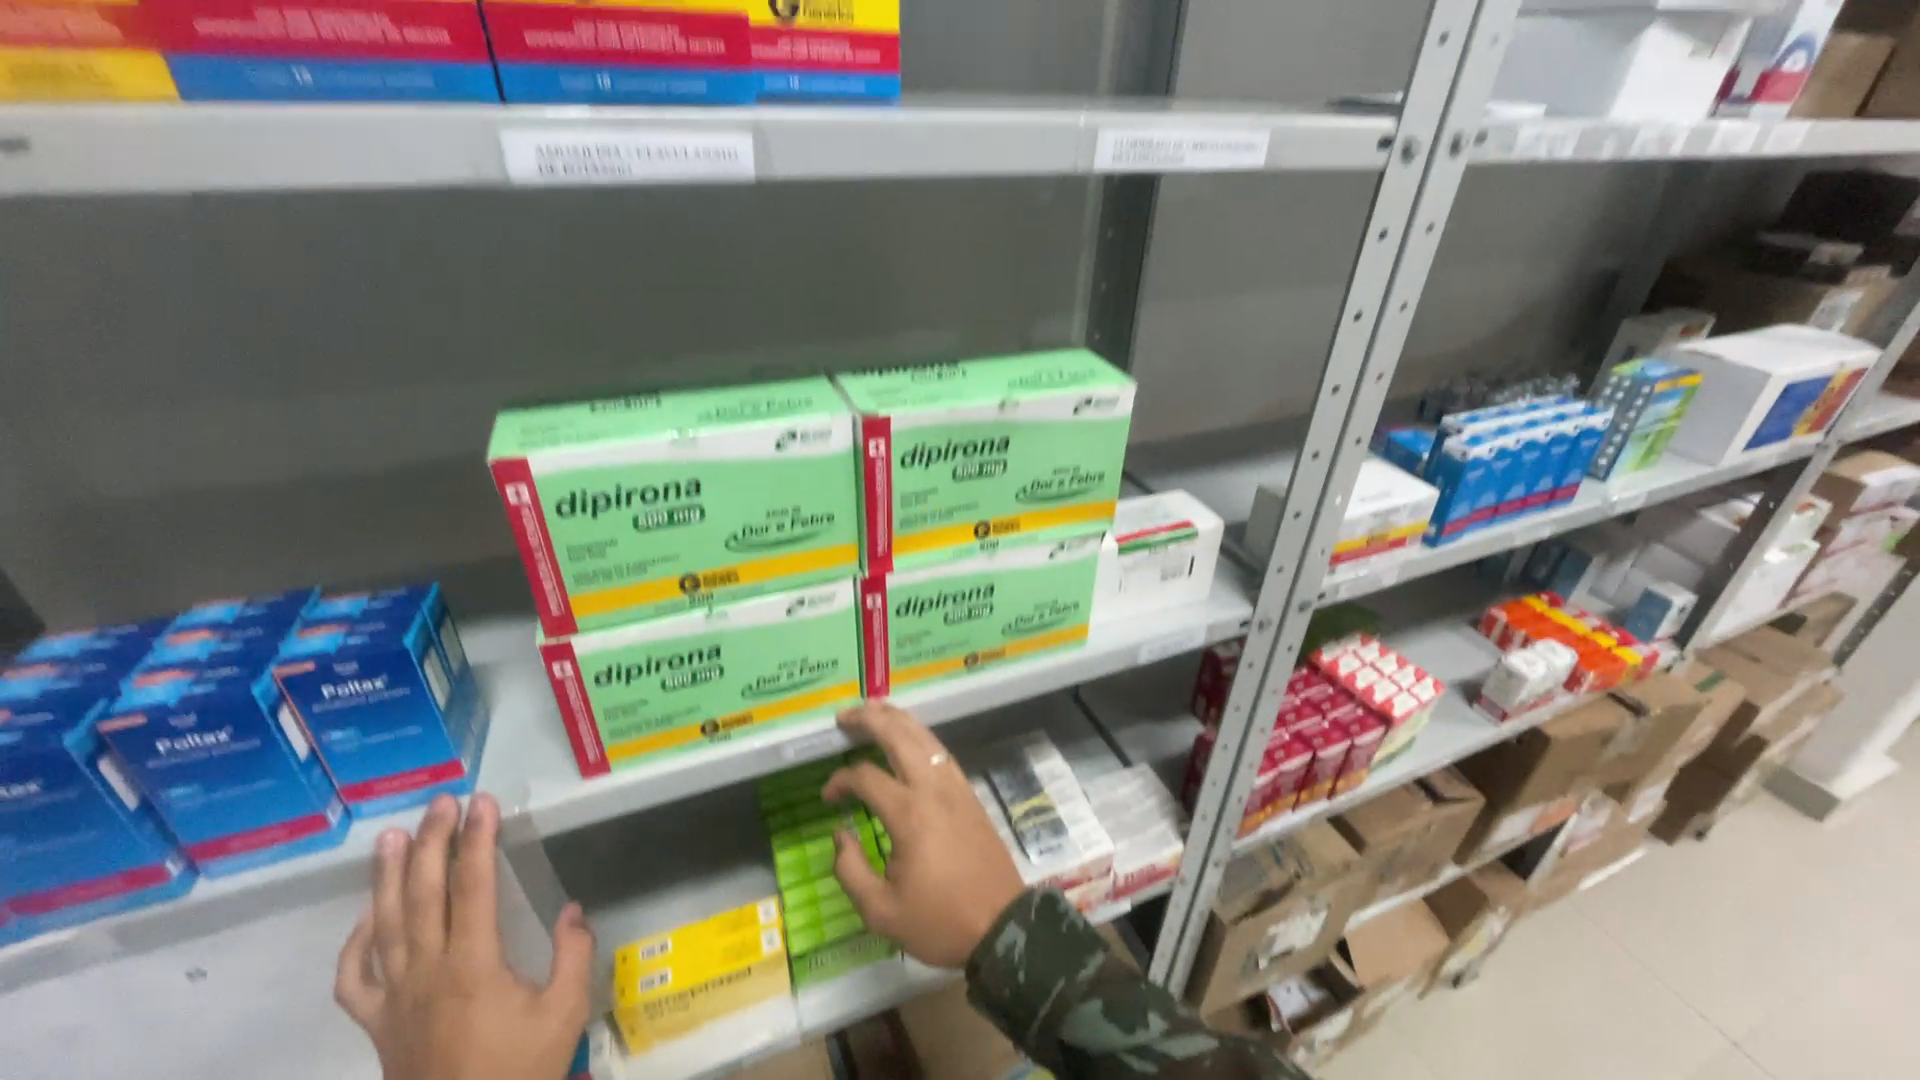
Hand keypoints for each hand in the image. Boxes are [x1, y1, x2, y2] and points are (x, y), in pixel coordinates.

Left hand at [334, 793, 594, 1079]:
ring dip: (386, 877)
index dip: (476, 840)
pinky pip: (355, 978)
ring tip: (390, 837)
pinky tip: (367, 917)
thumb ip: (573, 956)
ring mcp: (394, 998)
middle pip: (422, 893)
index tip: (482, 804)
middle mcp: (427, 971)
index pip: (472, 886)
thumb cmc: (519, 1071)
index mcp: (473, 965)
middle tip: (440, 803)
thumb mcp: (565, 1014)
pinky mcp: (377, 1024)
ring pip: (385, 925)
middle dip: (431, 842)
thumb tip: (572, 910)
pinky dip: (355, 943)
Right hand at [823, 702, 1025, 968]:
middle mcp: (933, 789)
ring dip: (897, 719)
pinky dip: (921, 736)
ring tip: (874, 710)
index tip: (827, 797)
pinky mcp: (970, 794)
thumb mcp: (881, 911)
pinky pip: (941, 752)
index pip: (865, 778)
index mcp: (909, 814)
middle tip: (844, 716)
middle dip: (869, 719)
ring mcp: (956, 788)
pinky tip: (910, 737)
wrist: (1002, 928)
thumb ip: (850, 870)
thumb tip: (840, 834)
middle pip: (899, 736)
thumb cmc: (939, 922)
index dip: (840, 781)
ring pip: (925, 737)